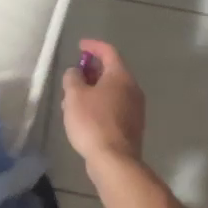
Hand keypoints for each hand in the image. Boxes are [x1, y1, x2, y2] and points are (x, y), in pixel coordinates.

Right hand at [60, 39, 145, 173]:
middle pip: (112, 71)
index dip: (93, 46)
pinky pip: (114, 107)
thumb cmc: (93, 123)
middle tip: (73, 77)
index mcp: (121, 76)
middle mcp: (132, 89)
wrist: (114, 161)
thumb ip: (72, 78)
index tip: (80, 46)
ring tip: (72, 100)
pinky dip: (100, 105)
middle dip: (91, 72)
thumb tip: (76, 72)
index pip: (108, 52)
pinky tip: (84, 117)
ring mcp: (135, 109)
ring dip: (93, 91)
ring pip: (112, 91)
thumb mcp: (75, 96)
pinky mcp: (132, 126)